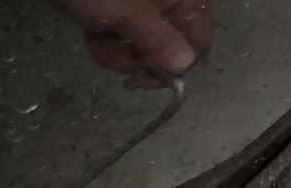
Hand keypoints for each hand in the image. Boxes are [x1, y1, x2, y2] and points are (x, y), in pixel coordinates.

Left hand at [61, 0, 213, 87]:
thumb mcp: (126, 10)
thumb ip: (158, 40)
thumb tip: (185, 67)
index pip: (199, 40)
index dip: (178, 64)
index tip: (153, 77)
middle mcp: (168, 0)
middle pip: (170, 49)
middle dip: (140, 61)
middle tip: (118, 60)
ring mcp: (143, 6)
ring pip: (143, 48)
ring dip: (119, 55)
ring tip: (98, 39)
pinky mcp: (120, 10)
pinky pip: (124, 39)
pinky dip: (107, 44)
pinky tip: (91, 34)